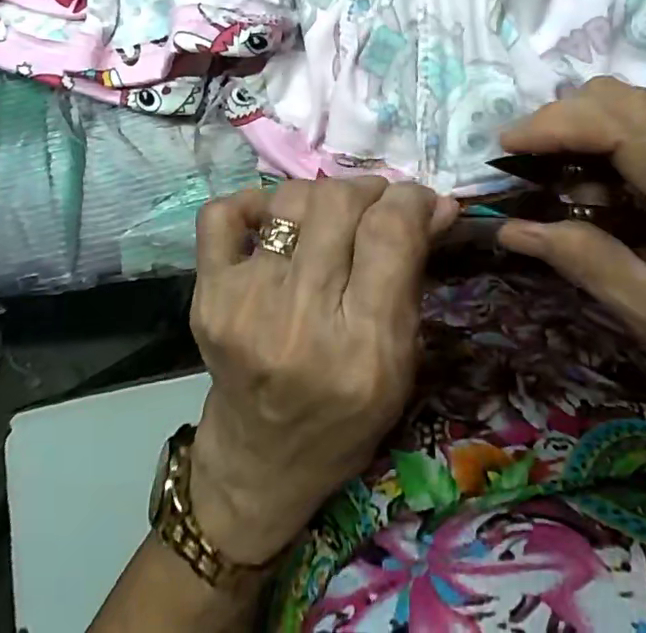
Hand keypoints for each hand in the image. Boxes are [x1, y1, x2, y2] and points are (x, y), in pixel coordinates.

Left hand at [187, 178, 460, 563]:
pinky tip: (273, 225)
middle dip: (367, 192)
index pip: (389, 233)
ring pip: (288, 199)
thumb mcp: (401, 358)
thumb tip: (438, 202)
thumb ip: (413, 274)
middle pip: (337, 204)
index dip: (410, 200)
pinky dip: (253, 204)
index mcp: (364, 347)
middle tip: (374, 207)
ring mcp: (244, 304)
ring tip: (330, 217)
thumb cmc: (346, 415)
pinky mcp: (206, 295)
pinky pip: (222, 213)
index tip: (416, 201)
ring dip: (320, 195)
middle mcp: (300, 319)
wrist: (263, 453)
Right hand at [496, 78, 645, 438]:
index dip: (556, 122)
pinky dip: (612, 145)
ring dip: (584, 133)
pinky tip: (604, 192)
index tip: (505, 146)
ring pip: (637, 108)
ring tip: (558, 187)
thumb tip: (511, 228)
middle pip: (624, 100)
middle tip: (522, 168)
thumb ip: (584, 262)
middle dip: (560, 121)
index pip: (624, 124)